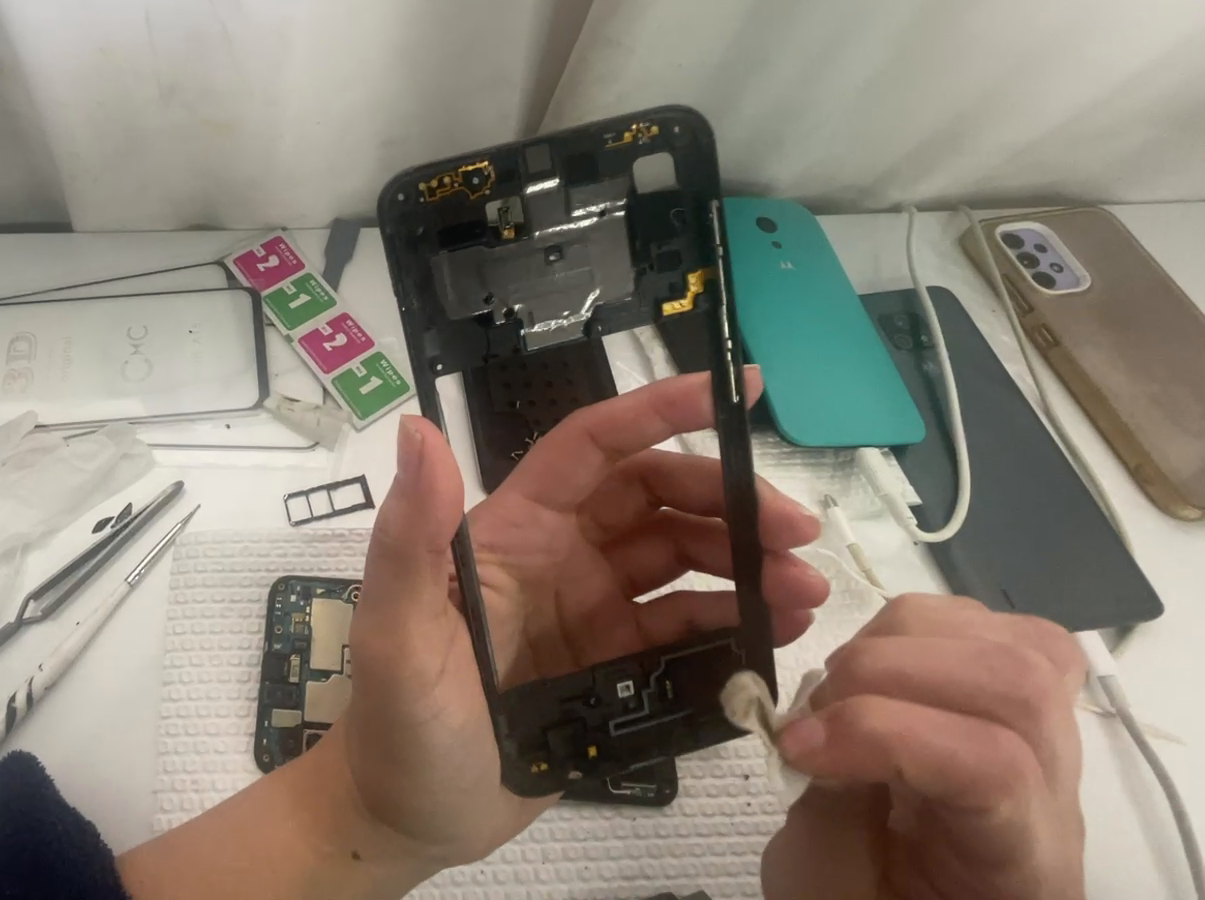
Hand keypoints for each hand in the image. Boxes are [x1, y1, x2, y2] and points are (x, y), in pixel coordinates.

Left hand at [339, 371, 829, 870]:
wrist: (411, 813)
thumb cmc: (398, 720)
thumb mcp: (398, 626)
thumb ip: (411, 532)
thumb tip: (417, 428)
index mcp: (511, 530)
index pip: (589, 449)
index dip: (654, 414)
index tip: (730, 392)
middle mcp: (555, 554)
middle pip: (652, 498)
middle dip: (724, 498)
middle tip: (796, 529)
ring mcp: (587, 608)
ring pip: (678, 557)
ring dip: (743, 559)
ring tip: (806, 588)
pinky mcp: (611, 661)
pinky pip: (682, 626)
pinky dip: (732, 621)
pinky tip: (777, 632)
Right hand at [763, 594, 1087, 899]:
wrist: (901, 892)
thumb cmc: (864, 898)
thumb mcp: (829, 887)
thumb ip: (826, 812)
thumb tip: (810, 730)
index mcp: (1018, 864)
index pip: (993, 766)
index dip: (878, 733)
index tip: (794, 749)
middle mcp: (1055, 793)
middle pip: (1014, 682)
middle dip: (880, 669)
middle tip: (815, 709)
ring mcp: (1042, 735)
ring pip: (1001, 637)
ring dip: (888, 640)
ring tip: (838, 686)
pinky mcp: (1006, 692)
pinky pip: (985, 622)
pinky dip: (908, 624)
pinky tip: (870, 665)